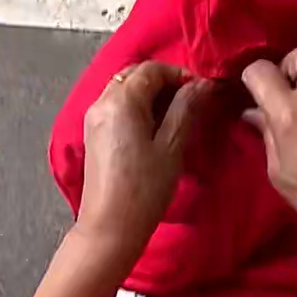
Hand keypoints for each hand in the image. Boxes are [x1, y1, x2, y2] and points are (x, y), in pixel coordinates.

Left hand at [77, 61, 212, 255]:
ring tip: (175, 119)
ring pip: (125, 90)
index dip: (180, 75)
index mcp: (121, 100)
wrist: (110, 227)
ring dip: (151, 96)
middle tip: (190, 104)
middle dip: (164, 82)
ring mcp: (94, 119)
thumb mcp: (173, 146)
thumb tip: (203, 84)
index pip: (152, 69)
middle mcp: (101, 102)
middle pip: (135, 75)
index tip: (201, 94)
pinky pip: (117, 108)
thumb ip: (187, 108)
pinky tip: (155, 131)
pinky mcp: (93, 135)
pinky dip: (138, 109)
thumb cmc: (145, 189)